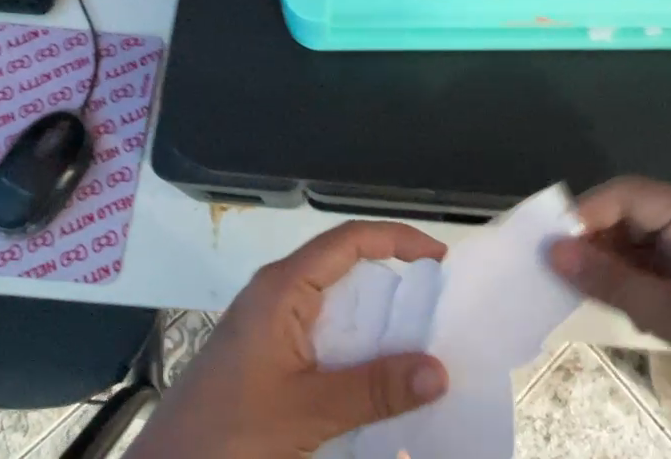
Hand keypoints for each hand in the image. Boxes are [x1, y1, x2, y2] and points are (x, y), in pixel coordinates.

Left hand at [128, 221, 451, 458]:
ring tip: (418, 340)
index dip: (397, 239)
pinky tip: (376, 374)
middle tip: (437, 306)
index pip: (349, 239)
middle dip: (393, 281)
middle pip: (345, 266)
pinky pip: (321, 331)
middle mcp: (277, 291)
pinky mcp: (267, 349)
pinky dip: (354, 344)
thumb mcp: (308, 410)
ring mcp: (270, 320)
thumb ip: (373, 389)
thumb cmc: (230, 429)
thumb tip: (439, 370)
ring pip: (335, 302)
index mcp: (283, 287)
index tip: (440, 258)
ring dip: (375, 319)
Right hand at [547, 178, 670, 458]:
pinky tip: (612, 308)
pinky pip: (647, 276)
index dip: (588, 212)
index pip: (630, 194)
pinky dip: (624, 287)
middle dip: (593, 240)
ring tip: (573, 289)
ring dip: (606, 266)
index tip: (549, 242)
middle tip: (553, 269)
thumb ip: (612, 280)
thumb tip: (551, 250)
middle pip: (630, 217)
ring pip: (635, 248)